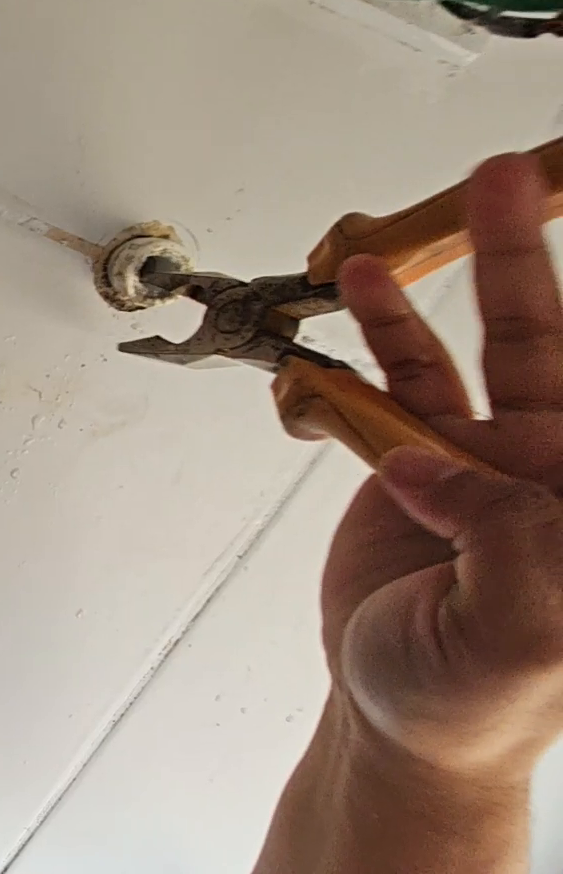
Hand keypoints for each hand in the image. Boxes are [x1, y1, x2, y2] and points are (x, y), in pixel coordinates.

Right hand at [329, 152, 562, 780]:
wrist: (393, 698)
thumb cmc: (467, 692)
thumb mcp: (515, 641)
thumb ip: (515, 549)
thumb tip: (445, 467)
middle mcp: (556, 471)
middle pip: (548, 343)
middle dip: (528, 262)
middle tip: (507, 184)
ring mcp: (482, 463)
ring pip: (462, 358)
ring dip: (422, 300)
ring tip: (376, 257)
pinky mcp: (411, 466)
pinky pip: (386, 398)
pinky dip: (358, 355)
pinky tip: (341, 322)